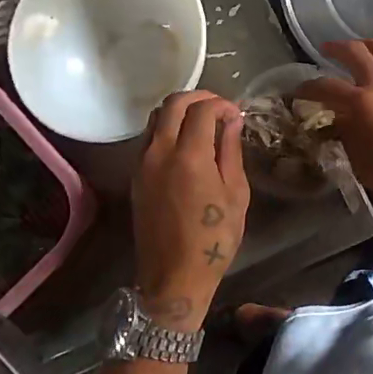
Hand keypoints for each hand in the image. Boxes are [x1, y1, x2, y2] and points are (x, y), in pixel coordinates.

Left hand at [130, 91, 249, 329]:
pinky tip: (186, 141)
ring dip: (179, 110)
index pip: (202, 110)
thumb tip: (232, 120)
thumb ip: (231, 151)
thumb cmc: (213, 239)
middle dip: (198, 97)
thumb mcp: (235, 195)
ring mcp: (142, 163)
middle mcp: (159, 152)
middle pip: (172, 104)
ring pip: (155, 117)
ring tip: (203, 121)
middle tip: (220, 107)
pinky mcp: (135, 175)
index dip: (222, 104)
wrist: (174, 276)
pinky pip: (148, 137)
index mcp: (189, 157)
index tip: (237, 114)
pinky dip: (166, 127)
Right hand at [296, 39, 372, 220]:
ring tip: (355, 52)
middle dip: (335, 48)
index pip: (325, 86)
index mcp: (362, 103)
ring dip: (364, 45)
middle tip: (324, 51)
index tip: (297, 91)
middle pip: (354, 51)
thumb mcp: (364, 164)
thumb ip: (346, 138)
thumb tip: (337, 123)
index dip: (307, 87)